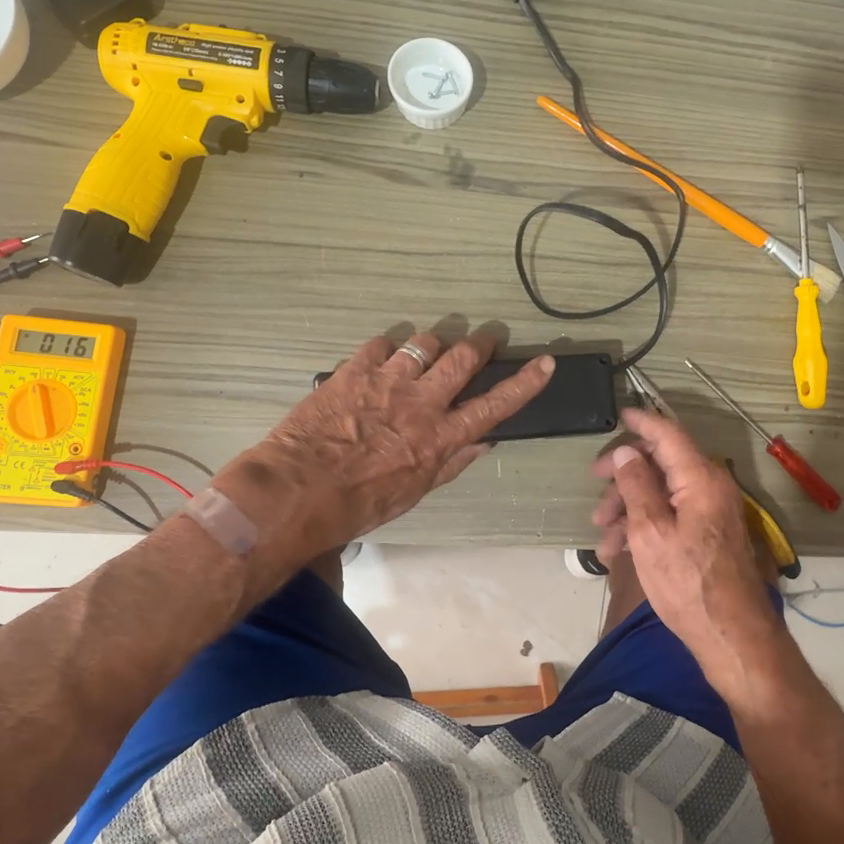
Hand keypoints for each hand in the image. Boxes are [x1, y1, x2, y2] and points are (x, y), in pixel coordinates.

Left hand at [213, 330, 553, 565]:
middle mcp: (421, 402)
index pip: (495, 405)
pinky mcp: (354, 370)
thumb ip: (450, 463)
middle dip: (481, 344)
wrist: (298, 491)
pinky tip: (383, 358)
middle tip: (486, 339)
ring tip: (429, 350)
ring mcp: (387, 381)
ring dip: (433, 345)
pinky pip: (381, 344)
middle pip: (463, 359)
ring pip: (424, 343)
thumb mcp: (413, 493)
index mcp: (441, 437)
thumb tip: (482, 443)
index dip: (524, 383)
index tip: (545, 363)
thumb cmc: (359, 504)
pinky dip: (388, 349)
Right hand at [592, 408, 784, 688]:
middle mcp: (710, 487)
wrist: (732, 636)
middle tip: (595, 493)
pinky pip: (673, 516)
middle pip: (662, 465)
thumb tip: (626, 452)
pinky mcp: (710, 535)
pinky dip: (646, 527)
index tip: (620, 413)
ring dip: (629, 509)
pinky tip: (621, 553)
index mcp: (700, 478)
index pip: (668, 434)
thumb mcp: (650, 532)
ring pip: (663, 494)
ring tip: (604, 540)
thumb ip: (637, 486)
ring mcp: (712, 512)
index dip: (641, 421)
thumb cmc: (687, 583)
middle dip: (624, 478)